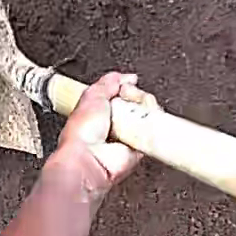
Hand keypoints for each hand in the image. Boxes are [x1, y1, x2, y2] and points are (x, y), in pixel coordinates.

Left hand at [44, 71, 153, 198]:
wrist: (90, 158)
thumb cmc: (82, 132)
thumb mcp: (92, 95)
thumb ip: (109, 83)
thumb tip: (128, 78)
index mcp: (98, 114)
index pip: (120, 95)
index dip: (126, 88)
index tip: (127, 84)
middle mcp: (112, 126)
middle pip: (136, 104)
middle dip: (137, 96)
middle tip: (131, 97)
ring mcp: (126, 138)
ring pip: (146, 116)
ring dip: (146, 107)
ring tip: (137, 108)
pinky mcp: (138, 149)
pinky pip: (153, 132)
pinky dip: (153, 123)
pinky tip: (144, 120)